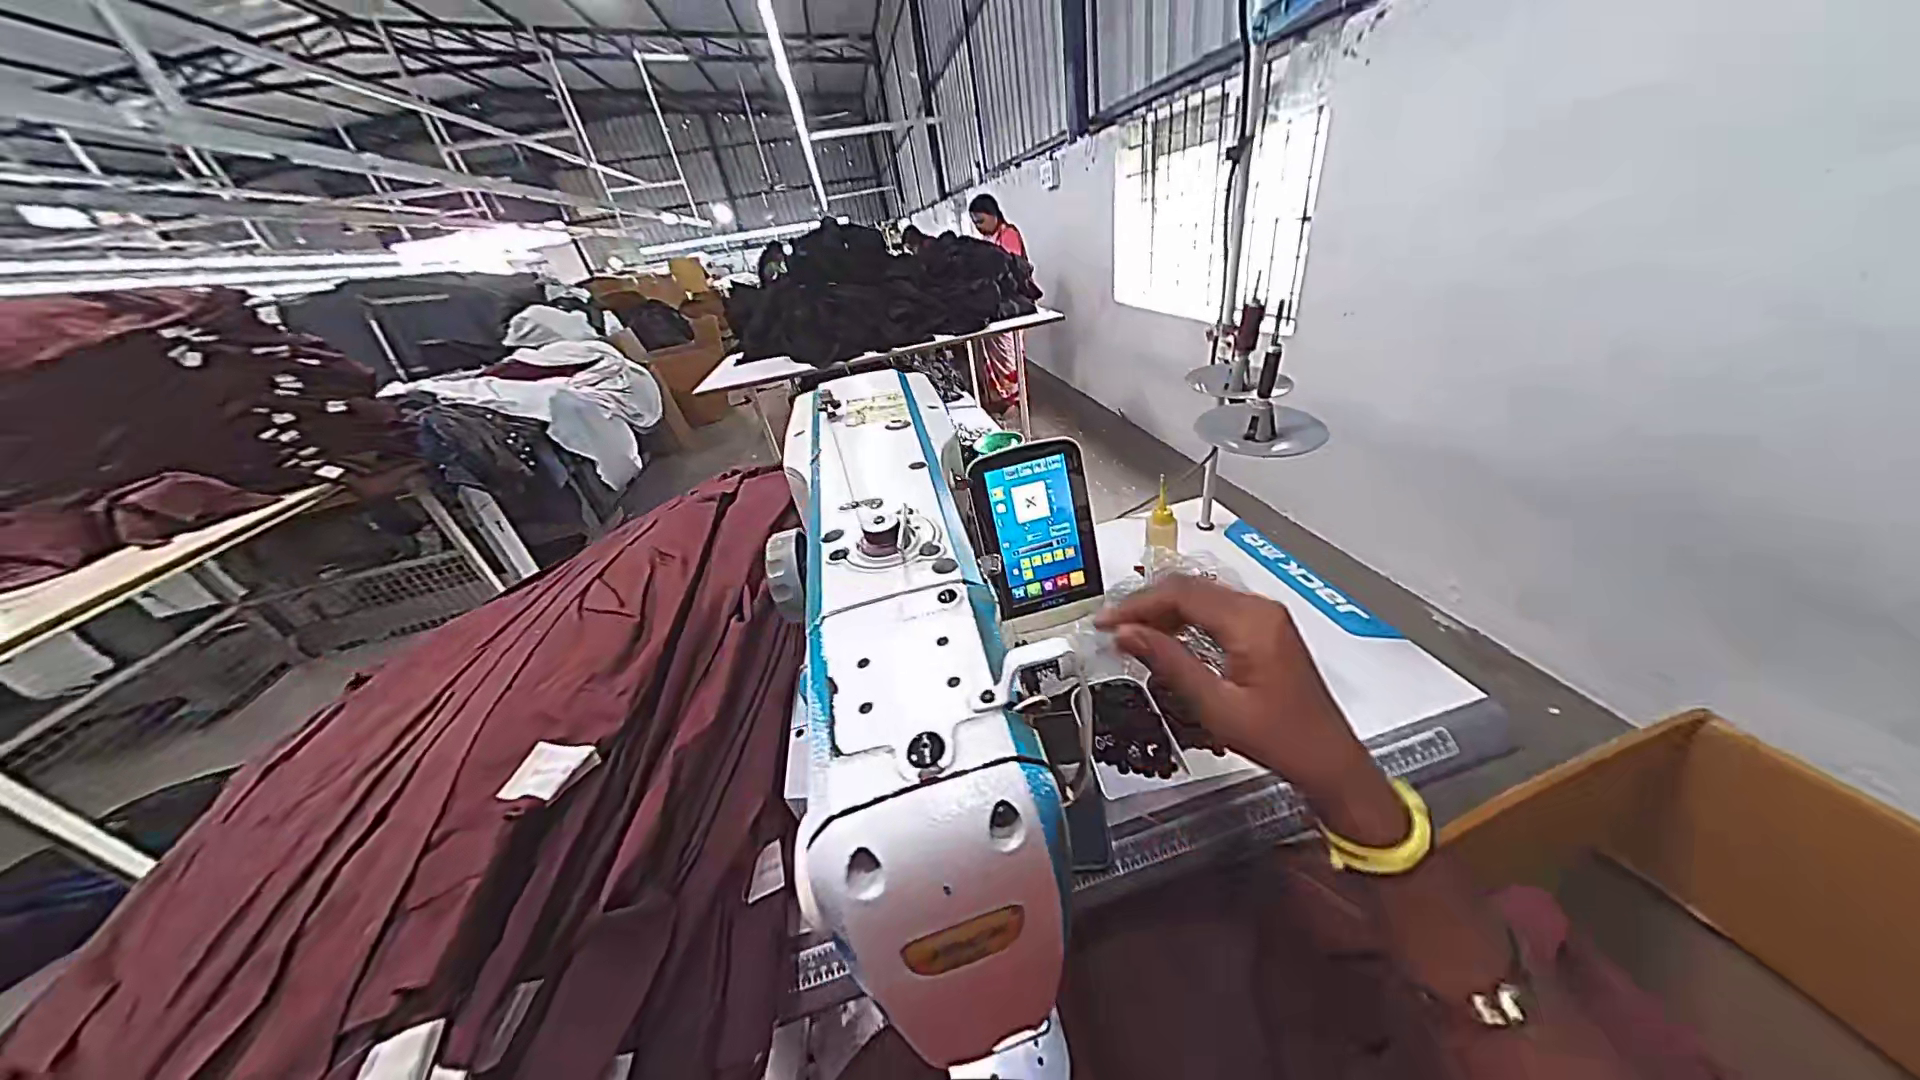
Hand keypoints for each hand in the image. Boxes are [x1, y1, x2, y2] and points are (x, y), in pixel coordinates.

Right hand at [1095, 575, 1403, 841]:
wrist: (1327, 759)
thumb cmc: (1283, 739)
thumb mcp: (1214, 705)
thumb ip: (1168, 662)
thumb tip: (1129, 635)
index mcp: (1251, 623)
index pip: (1179, 594)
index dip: (1136, 605)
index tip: (1108, 621)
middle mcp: (1260, 610)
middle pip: (1188, 588)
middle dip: (1144, 605)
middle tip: (1114, 627)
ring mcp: (1264, 616)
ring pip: (1198, 596)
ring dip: (1161, 611)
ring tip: (1132, 635)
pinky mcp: (1262, 626)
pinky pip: (1212, 608)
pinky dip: (1182, 619)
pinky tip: (1165, 638)